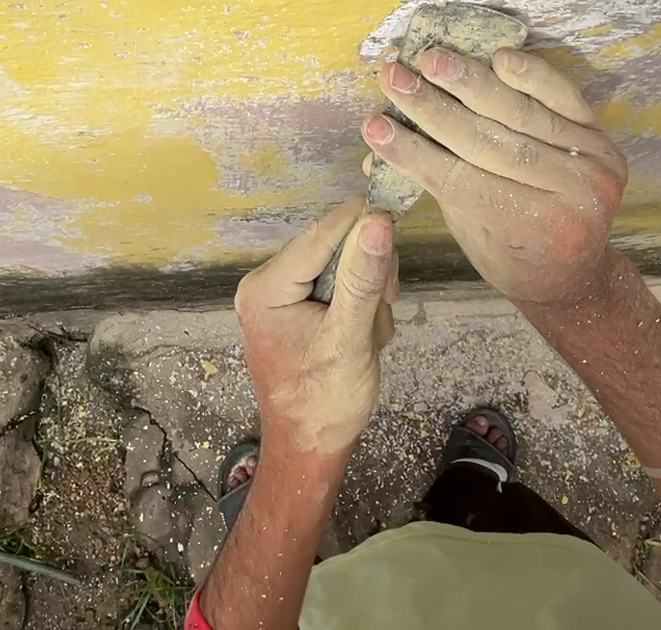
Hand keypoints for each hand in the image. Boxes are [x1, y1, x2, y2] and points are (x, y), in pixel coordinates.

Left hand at [233, 198, 398, 458]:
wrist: (309, 448)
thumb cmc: (325, 402)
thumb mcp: (350, 338)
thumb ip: (363, 278)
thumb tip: (378, 220)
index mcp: (266, 287)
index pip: (319, 234)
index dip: (359, 222)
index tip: (395, 213)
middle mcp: (265, 282)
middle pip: (331, 247)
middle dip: (365, 275)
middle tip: (384, 305)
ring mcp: (278, 295)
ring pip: (340, 267)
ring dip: (365, 295)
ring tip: (368, 335)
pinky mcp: (294, 306)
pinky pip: (335, 286)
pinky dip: (356, 307)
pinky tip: (359, 337)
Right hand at [361, 46, 628, 308]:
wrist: (574, 272)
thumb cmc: (509, 256)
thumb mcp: (466, 231)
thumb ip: (432, 181)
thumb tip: (375, 144)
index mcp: (531, 230)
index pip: (458, 180)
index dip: (412, 151)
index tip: (372, 125)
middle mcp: (570, 196)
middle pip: (486, 140)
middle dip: (431, 107)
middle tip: (393, 77)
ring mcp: (591, 164)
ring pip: (519, 112)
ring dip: (468, 80)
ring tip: (428, 58)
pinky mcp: (601, 138)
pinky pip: (563, 97)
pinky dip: (530, 74)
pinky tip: (498, 56)